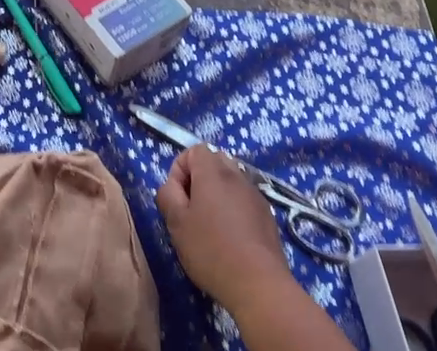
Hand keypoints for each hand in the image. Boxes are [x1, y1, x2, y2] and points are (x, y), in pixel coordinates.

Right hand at [156, 145, 294, 312]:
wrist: (260, 285)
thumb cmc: (211, 250)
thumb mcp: (176, 223)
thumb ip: (167, 195)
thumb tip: (172, 186)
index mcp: (213, 172)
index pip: (194, 150)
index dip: (179, 170)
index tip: (177, 198)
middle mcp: (237, 176)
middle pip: (214, 162)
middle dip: (199, 179)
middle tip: (192, 209)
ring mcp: (256, 196)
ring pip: (231, 181)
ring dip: (218, 194)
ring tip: (211, 225)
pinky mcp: (268, 216)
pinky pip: (245, 200)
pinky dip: (235, 209)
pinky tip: (232, 238)